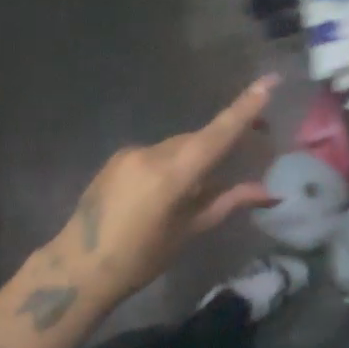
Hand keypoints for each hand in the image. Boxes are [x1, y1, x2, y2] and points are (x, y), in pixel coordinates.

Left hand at [53, 75, 280, 299]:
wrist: (79, 266)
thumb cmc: (140, 259)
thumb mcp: (188, 232)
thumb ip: (226, 203)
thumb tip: (267, 191)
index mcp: (171, 175)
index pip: (216, 135)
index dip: (244, 109)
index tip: (268, 81)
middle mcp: (150, 154)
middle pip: (198, 139)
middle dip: (225, 140)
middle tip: (258, 143)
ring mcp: (130, 153)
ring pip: (177, 147)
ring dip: (196, 158)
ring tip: (207, 184)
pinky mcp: (116, 159)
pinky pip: (156, 154)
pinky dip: (172, 164)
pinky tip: (171, 190)